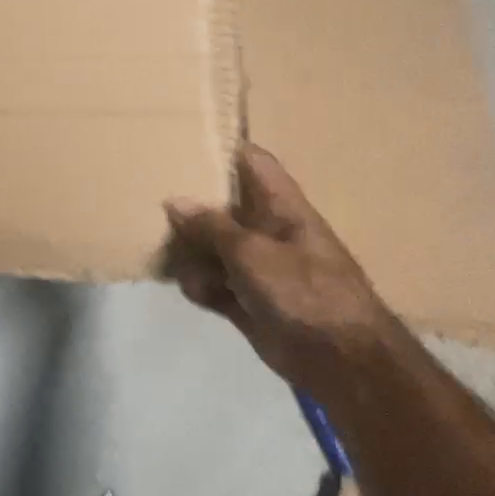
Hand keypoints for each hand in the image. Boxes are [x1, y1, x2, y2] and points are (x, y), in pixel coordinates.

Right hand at [163, 144, 410, 401]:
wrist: (339, 359)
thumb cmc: (305, 293)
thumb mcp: (253, 252)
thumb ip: (211, 226)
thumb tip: (175, 200)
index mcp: (284, 212)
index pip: (256, 165)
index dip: (228, 148)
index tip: (189, 137)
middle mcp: (269, 233)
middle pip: (222, 207)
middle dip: (191, 208)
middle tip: (155, 203)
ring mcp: (258, 267)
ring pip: (208, 247)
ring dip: (191, 256)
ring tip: (184, 266)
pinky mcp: (247, 298)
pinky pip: (209, 282)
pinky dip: (200, 286)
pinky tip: (201, 294)